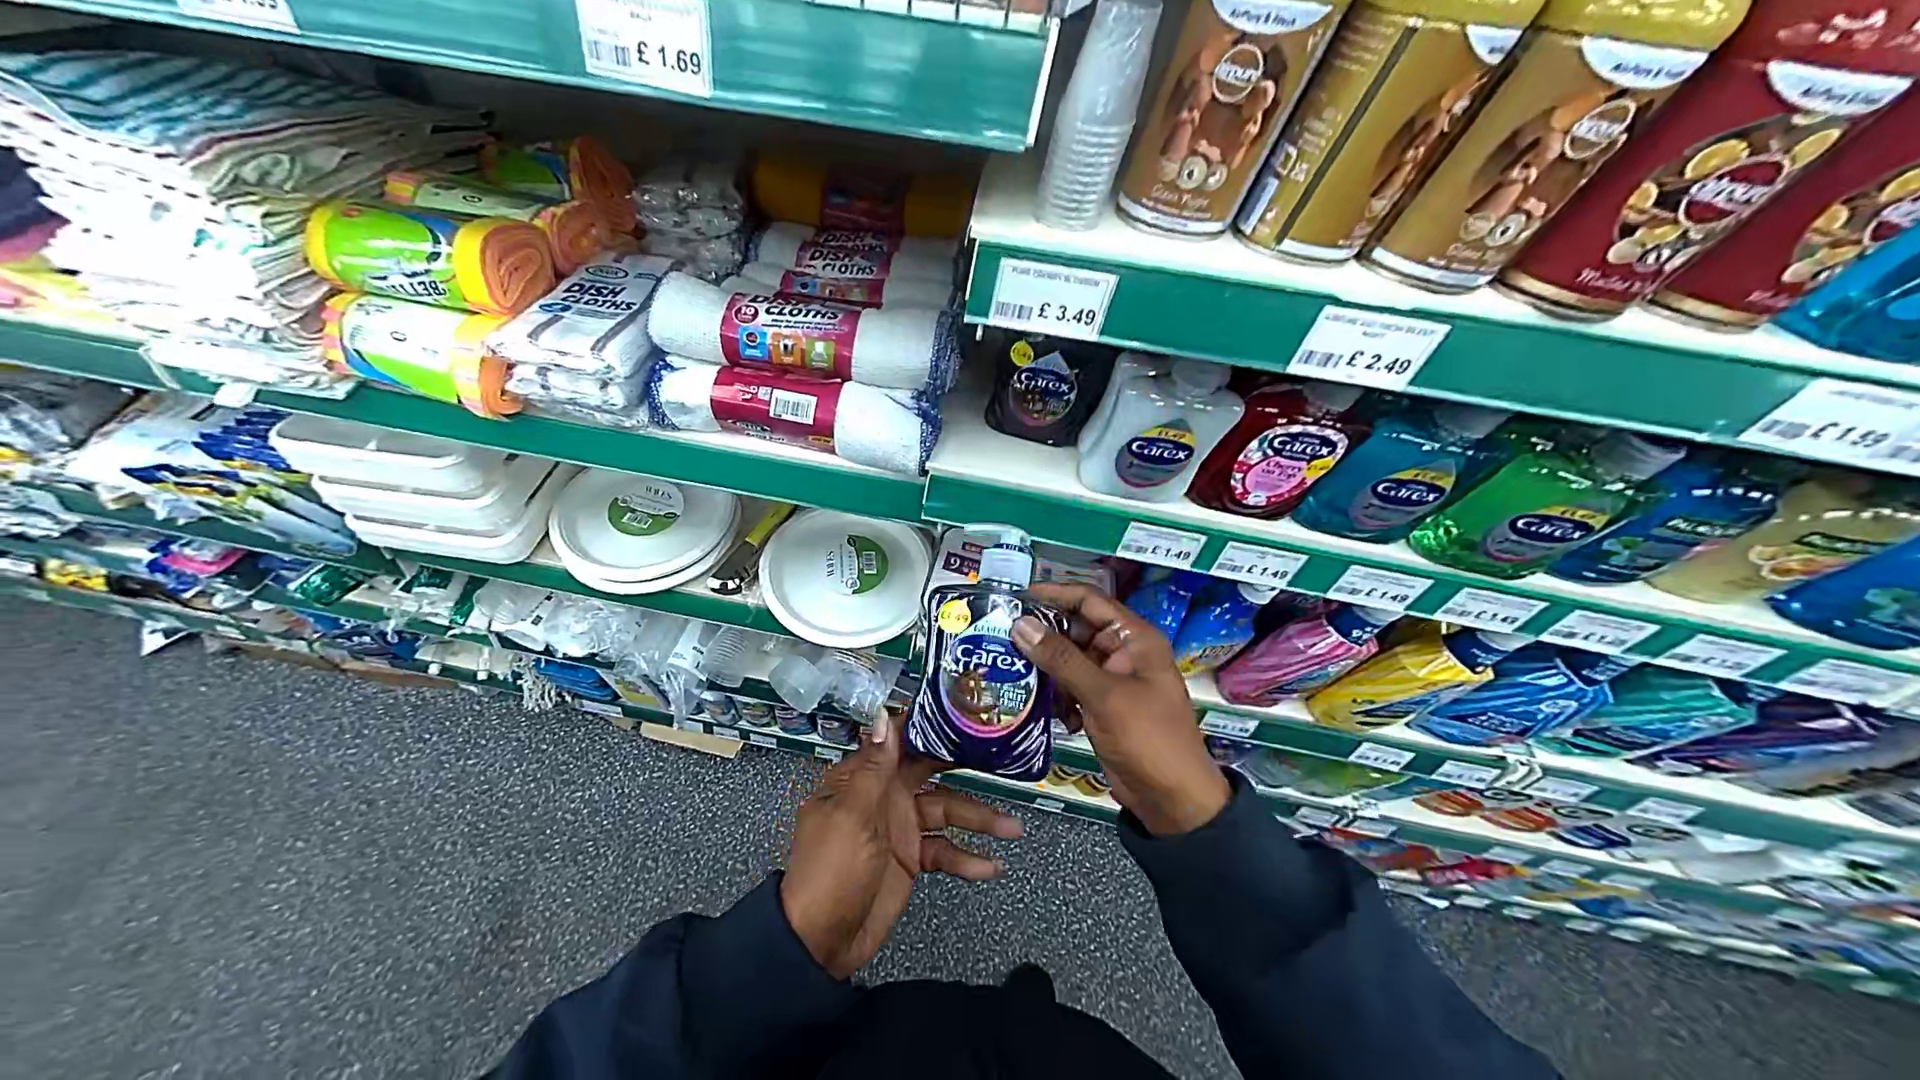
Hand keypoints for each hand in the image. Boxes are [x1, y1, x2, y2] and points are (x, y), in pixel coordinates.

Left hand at [780, 715, 1024, 979]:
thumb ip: (875, 768)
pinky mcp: (911, 860)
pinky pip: (945, 852)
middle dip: (965, 769)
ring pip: (947, 814)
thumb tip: (884, 717)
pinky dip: (968, 859)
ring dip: (979, 821)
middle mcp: (884, 797)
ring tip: (1012, 829)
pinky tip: (992, 866)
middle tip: (1000, 761)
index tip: (965, 715)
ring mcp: (900, 829)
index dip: (930, 728)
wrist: (820, 942)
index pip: (899, 742)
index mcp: (863, 779)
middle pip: (931, 774)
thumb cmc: (830, 870)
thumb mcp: (852, 815)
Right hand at [1012, 583, 1229, 837]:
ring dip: (1044, 667)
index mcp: (1134, 638)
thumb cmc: (1147, 738)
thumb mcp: (1103, 695)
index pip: (1089, 600)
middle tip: (1000, 636)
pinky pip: (1070, 686)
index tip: (1016, 597)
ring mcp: (1111, 679)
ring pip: (1068, 659)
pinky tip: (1037, 704)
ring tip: (1008, 668)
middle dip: (1042, 634)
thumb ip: (1061, 658)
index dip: (1054, 594)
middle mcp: (1122, 652)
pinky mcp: (1100, 704)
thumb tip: (1021, 624)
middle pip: (1075, 629)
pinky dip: (1055, 693)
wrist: (1173, 800)